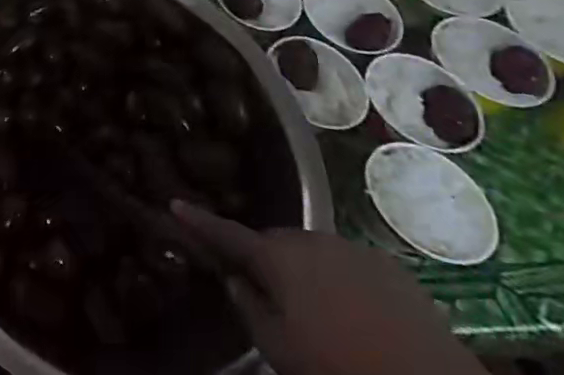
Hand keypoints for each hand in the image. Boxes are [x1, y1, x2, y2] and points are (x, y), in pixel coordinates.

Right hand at [171, 201, 482, 374]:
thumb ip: (249, 308)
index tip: (175, 204)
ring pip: (312, 253)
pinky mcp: (388, 265)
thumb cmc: (338, 367)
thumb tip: (235, 280)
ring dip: (304, 272)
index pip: (227, 233)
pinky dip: (340, 281)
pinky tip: (353, 315)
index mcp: (277, 257)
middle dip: (264, 260)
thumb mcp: (279, 350)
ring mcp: (351, 248)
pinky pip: (347, 264)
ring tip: (315, 312)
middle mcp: (310, 239)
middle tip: (263, 293)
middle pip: (273, 243)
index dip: (198, 221)